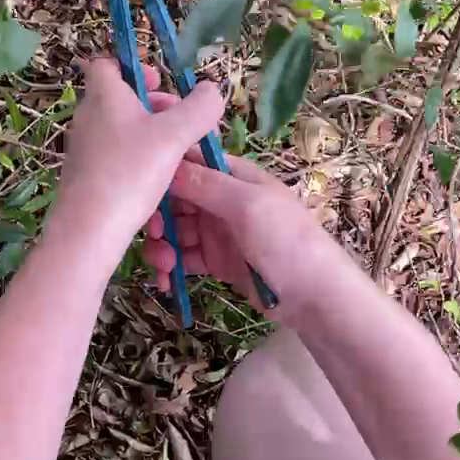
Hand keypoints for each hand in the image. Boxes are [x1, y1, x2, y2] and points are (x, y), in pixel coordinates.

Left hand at [45, 58, 225, 257]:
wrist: (89, 229)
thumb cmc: (130, 172)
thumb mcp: (174, 136)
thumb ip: (198, 109)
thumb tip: (211, 90)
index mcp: (104, 96)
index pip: (106, 63)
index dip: (132, 65)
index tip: (159, 80)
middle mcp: (88, 116)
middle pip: (120, 96)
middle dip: (153, 103)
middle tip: (181, 120)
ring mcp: (84, 147)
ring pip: (120, 127)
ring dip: (149, 132)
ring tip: (176, 151)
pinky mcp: (86, 174)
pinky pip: (115, 153)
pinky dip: (137, 156)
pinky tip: (158, 177)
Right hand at [145, 152, 360, 322]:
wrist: (314, 298)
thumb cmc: (286, 240)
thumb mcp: (247, 205)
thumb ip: (205, 184)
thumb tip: (167, 162)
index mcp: (233, 176)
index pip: (190, 162)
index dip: (164, 174)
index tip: (144, 191)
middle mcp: (222, 199)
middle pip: (176, 198)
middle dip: (159, 216)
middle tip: (155, 236)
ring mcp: (218, 231)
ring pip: (176, 229)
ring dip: (162, 245)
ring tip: (162, 266)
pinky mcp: (215, 260)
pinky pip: (183, 257)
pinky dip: (171, 267)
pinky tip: (165, 281)